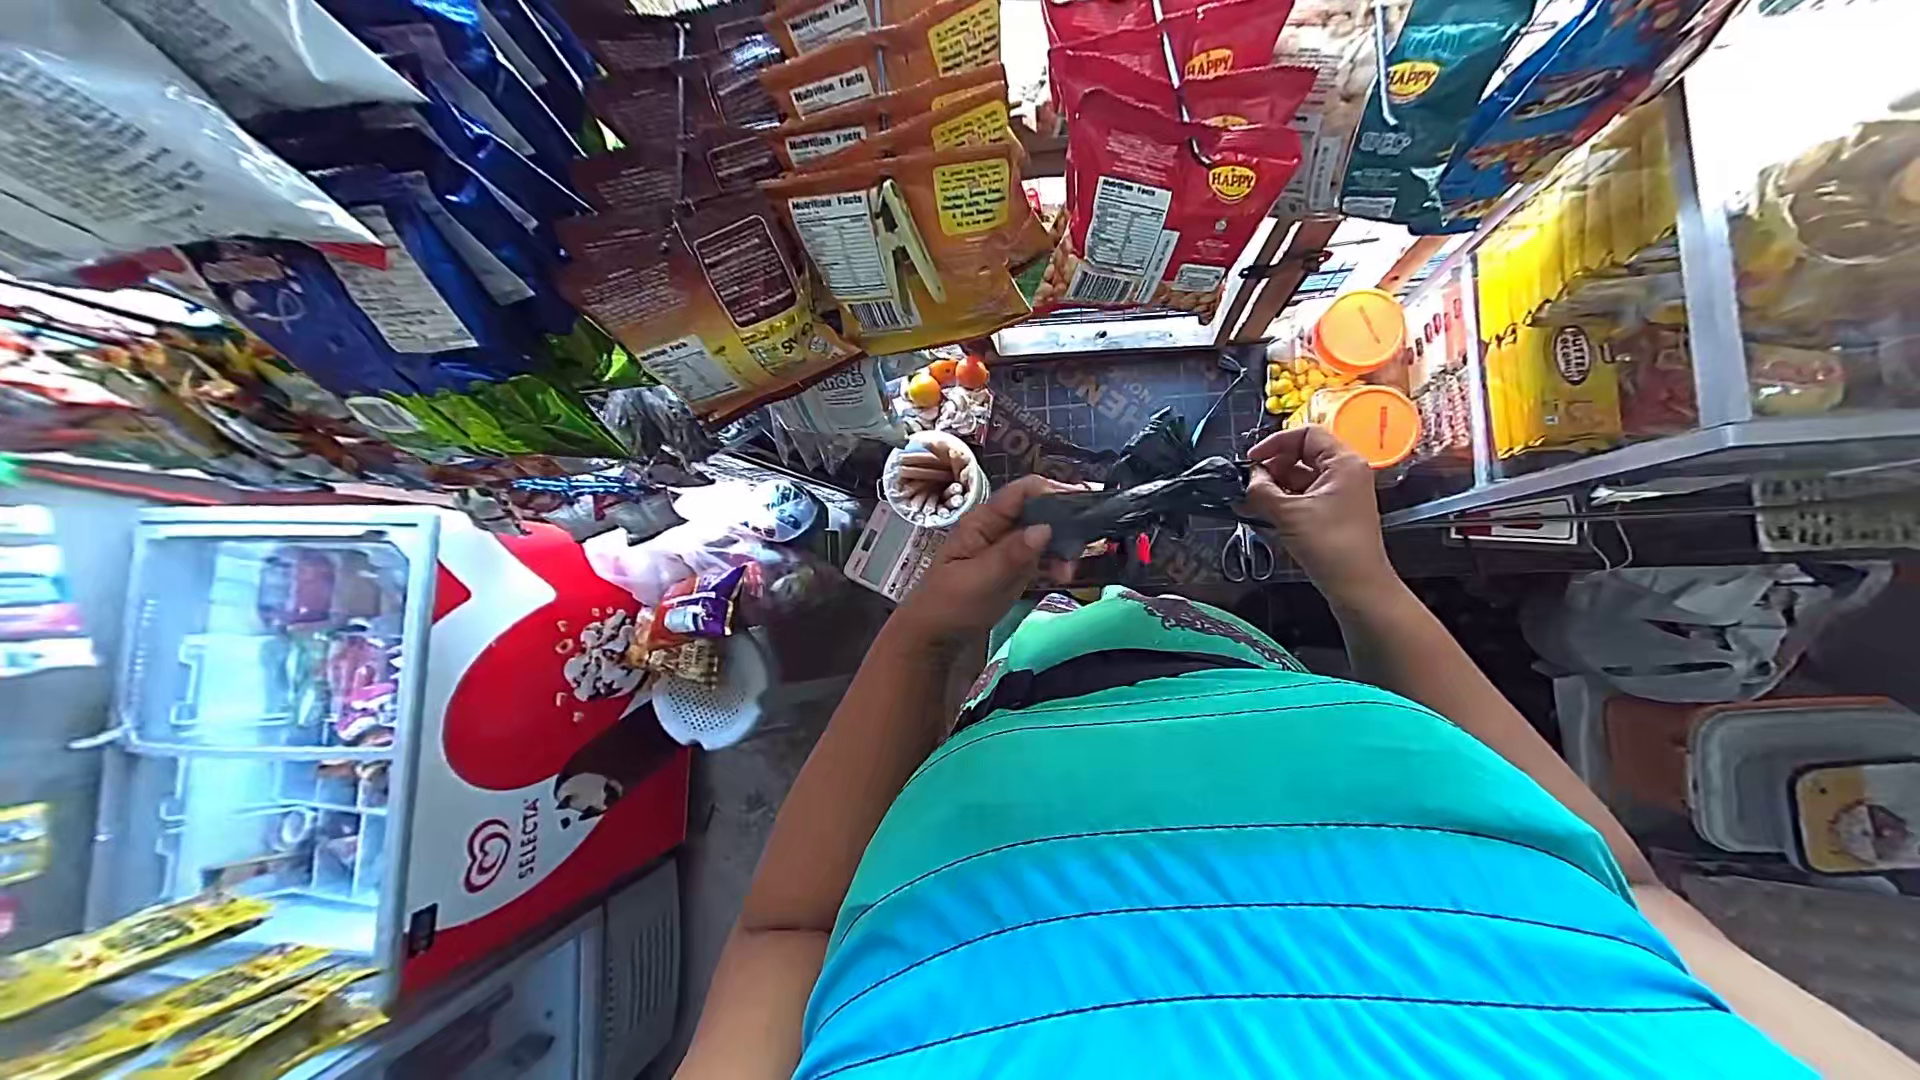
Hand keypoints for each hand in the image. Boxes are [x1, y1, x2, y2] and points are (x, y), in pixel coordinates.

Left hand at [894, 474, 1078, 642]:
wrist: (934, 638)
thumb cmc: (950, 605)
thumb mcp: (980, 580)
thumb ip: (1012, 554)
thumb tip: (1046, 528)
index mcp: (984, 521)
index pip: (1022, 493)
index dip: (1053, 493)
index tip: (1083, 506)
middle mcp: (998, 528)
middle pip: (1039, 510)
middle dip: (1065, 520)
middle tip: (1089, 536)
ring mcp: (1008, 548)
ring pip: (1045, 534)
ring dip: (1063, 545)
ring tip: (1071, 566)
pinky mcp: (1015, 569)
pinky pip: (1042, 557)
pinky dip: (1055, 563)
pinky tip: (1063, 576)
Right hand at [1240, 424, 1395, 599]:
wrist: (1356, 584)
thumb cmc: (1331, 545)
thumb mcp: (1289, 513)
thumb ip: (1262, 490)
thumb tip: (1248, 478)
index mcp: (1343, 462)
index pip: (1306, 433)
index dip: (1275, 443)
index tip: (1252, 459)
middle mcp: (1344, 472)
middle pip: (1300, 454)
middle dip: (1271, 466)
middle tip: (1249, 483)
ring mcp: (1338, 492)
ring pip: (1298, 476)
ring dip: (1273, 485)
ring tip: (1250, 500)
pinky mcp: (1331, 510)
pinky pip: (1302, 494)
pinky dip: (1281, 499)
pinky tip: (1261, 511)